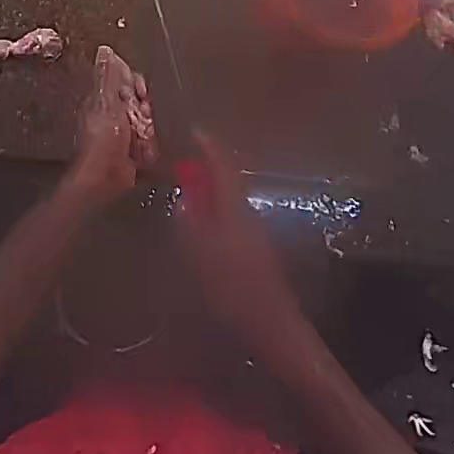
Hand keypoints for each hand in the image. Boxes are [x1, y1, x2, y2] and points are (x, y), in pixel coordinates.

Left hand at [67, 45, 149, 198]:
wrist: (105, 177)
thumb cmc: (102, 140)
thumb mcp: (106, 102)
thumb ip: (108, 76)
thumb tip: (105, 50)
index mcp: (104, 99)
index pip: (127, 81)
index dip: (138, 86)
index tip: (142, 94)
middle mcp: (113, 114)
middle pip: (140, 102)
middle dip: (146, 110)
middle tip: (142, 119)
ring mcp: (123, 133)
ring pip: (148, 121)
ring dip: (150, 129)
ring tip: (143, 138)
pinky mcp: (133, 150)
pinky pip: (150, 141)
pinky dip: (151, 145)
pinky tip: (146, 151)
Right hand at [173, 130, 301, 336]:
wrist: (270, 321)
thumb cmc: (232, 287)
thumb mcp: (201, 255)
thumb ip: (190, 225)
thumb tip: (182, 200)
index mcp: (234, 209)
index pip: (224, 167)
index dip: (210, 148)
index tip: (196, 132)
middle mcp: (248, 214)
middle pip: (230, 181)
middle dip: (209, 169)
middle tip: (186, 166)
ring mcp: (255, 232)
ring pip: (231, 200)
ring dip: (213, 192)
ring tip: (190, 195)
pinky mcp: (257, 249)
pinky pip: (233, 218)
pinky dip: (217, 212)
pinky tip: (204, 227)